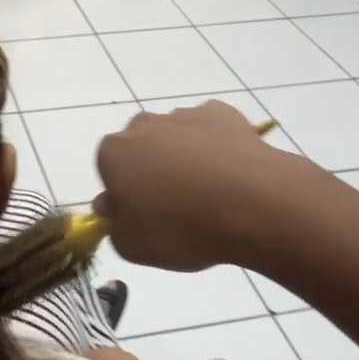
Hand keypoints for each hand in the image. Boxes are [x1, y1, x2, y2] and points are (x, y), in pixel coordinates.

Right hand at [92, 100, 304, 271]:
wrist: (250, 203)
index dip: (125, 193)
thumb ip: (113, 223)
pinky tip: (231, 173)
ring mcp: (182, 114)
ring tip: (210, 194)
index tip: (144, 215)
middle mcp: (142, 125)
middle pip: (140, 147)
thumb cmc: (181, 228)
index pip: (108, 170)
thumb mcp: (132, 246)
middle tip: (175, 205)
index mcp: (113, 153)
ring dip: (184, 157)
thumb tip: (112, 204)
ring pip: (175, 136)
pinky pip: (209, 129)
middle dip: (152, 169)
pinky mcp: (220, 112)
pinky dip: (215, 145)